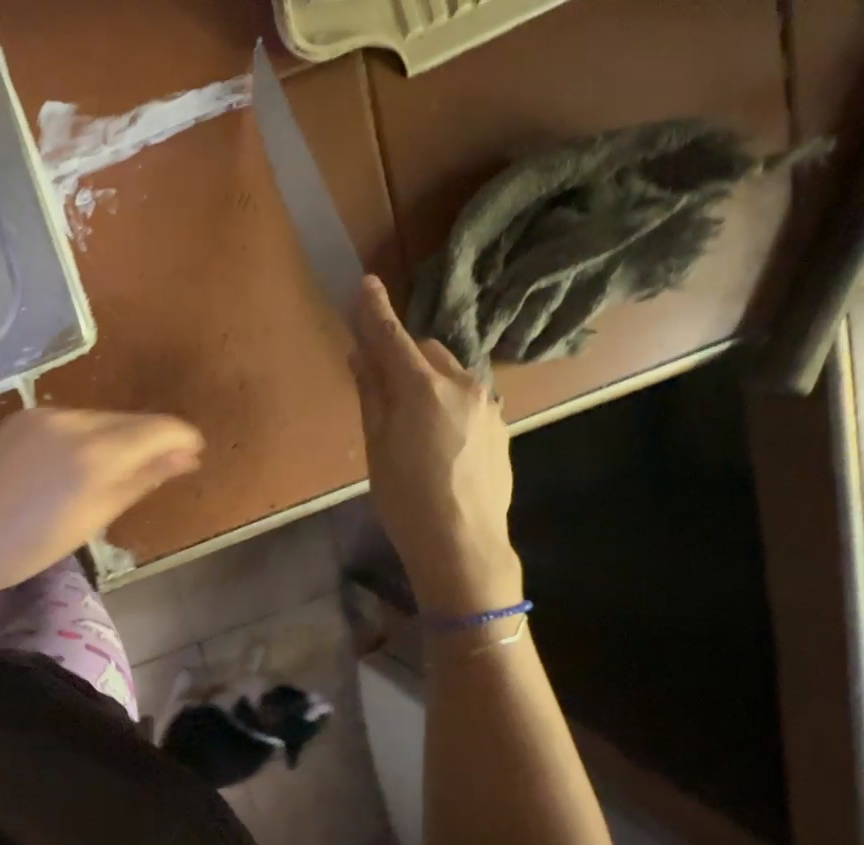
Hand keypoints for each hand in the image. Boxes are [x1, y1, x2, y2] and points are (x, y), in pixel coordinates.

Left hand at [0, 409, 203, 617]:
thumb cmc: (29, 547)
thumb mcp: (93, 519)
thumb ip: (141, 480)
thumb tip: (186, 457)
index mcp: (94, 455)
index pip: (157, 430)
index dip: (181, 439)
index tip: (193, 454)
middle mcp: (71, 422)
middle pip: (129, 420)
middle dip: (149, 440)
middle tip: (159, 469)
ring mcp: (43, 416)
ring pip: (100, 419)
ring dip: (117, 438)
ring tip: (114, 472)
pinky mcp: (22, 416)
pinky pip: (70, 420)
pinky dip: (85, 436)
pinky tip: (77, 463)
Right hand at [347, 276, 522, 615]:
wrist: (463, 542)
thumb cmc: (406, 497)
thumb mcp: (376, 446)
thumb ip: (372, 394)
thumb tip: (362, 355)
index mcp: (424, 388)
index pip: (393, 337)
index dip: (375, 311)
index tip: (365, 283)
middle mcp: (463, 384)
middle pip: (427, 351)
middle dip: (403, 356)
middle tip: (378, 385)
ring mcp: (488, 404)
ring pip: (450, 374)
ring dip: (427, 380)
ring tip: (409, 422)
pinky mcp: (501, 425)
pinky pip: (466, 398)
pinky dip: (446, 402)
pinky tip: (436, 441)